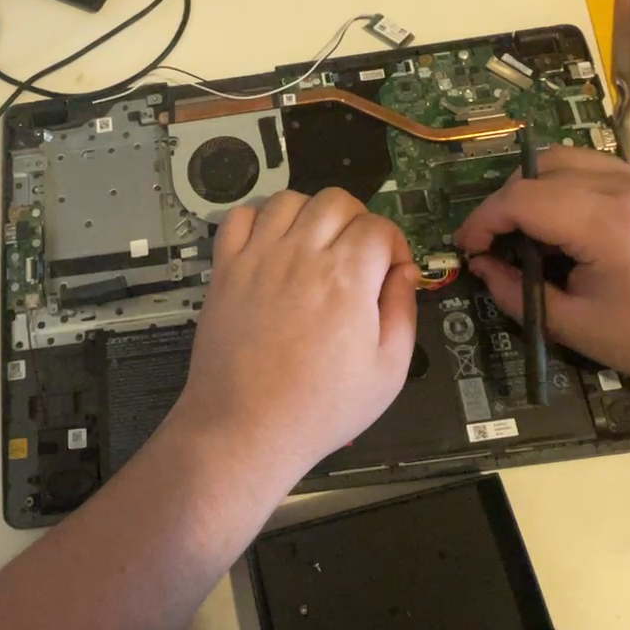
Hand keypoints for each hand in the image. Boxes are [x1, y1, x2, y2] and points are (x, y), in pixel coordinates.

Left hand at [170, 188, 418, 482]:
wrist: (246, 428)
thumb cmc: (319, 408)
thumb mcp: (387, 372)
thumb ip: (403, 312)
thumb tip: (404, 272)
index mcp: (346, 278)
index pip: (378, 225)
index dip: (393, 243)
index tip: (390, 271)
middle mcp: (301, 255)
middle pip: (335, 200)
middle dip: (356, 220)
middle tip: (356, 256)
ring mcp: (258, 258)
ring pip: (288, 200)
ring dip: (309, 214)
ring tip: (314, 247)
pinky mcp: (225, 269)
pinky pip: (238, 218)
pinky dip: (257, 220)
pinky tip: (270, 246)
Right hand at [456, 147, 629, 403]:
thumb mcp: (577, 328)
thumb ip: (518, 293)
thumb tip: (482, 267)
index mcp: (606, 223)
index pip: (522, 198)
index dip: (483, 220)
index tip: (467, 249)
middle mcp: (625, 187)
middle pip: (539, 168)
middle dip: (504, 202)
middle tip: (494, 243)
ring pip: (566, 158)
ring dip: (533, 186)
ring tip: (525, 230)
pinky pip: (594, 167)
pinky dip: (564, 184)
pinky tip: (565, 224)